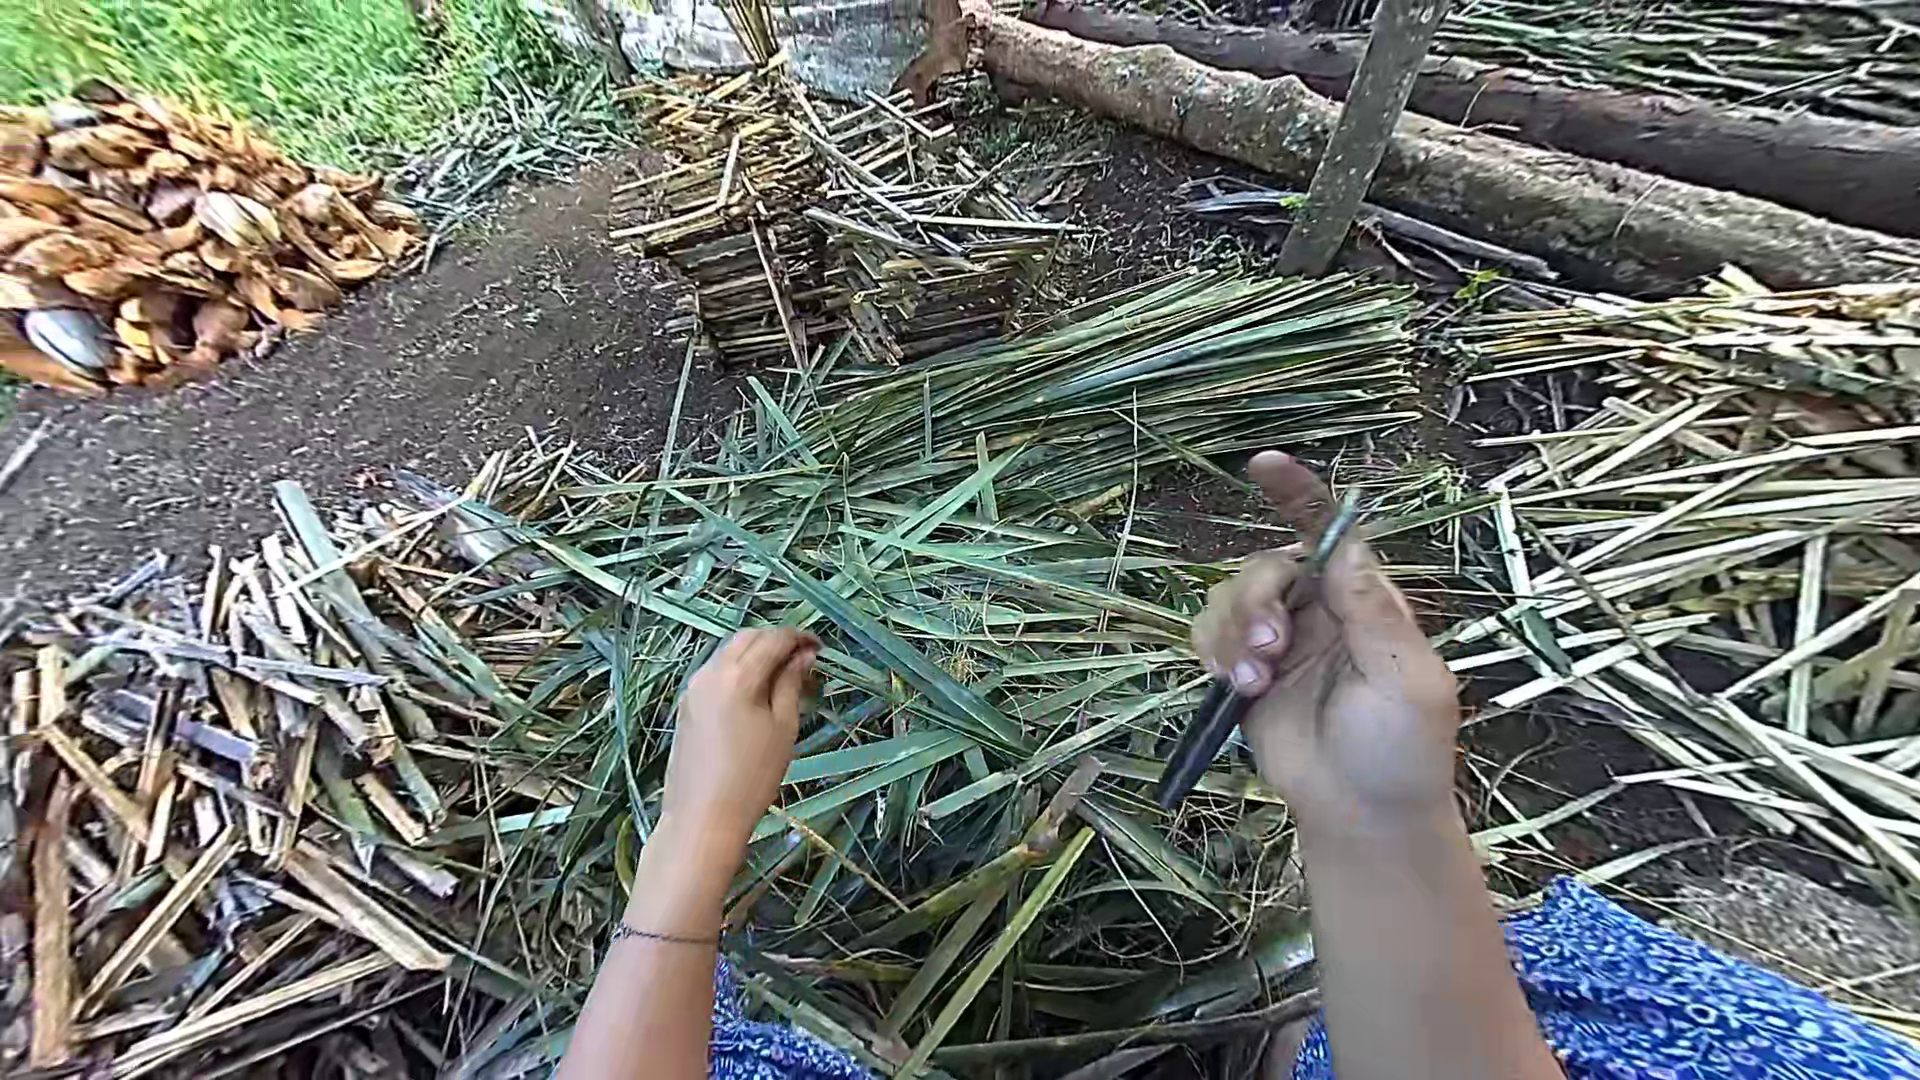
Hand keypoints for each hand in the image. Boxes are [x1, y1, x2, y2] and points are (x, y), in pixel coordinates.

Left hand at [661, 627, 817, 847]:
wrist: (702, 819)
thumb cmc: (753, 775)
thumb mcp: (783, 727)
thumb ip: (791, 683)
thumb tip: (804, 655)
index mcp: (737, 675)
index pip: (773, 640)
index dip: (799, 638)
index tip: (820, 648)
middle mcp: (711, 672)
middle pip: (748, 638)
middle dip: (777, 640)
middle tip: (803, 658)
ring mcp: (694, 687)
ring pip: (730, 651)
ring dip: (757, 651)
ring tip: (783, 672)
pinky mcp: (687, 703)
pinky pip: (717, 669)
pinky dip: (740, 666)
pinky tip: (756, 687)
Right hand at [1191, 453, 1460, 832]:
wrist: (1356, 812)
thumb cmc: (1400, 750)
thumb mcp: (1406, 682)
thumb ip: (1374, 614)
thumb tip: (1348, 547)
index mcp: (1359, 602)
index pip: (1326, 533)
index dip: (1295, 495)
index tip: (1262, 463)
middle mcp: (1312, 609)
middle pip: (1262, 569)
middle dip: (1255, 603)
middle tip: (1267, 649)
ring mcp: (1272, 639)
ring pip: (1226, 600)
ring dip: (1231, 636)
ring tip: (1252, 682)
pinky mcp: (1239, 667)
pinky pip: (1205, 635)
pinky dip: (1211, 653)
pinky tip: (1234, 686)